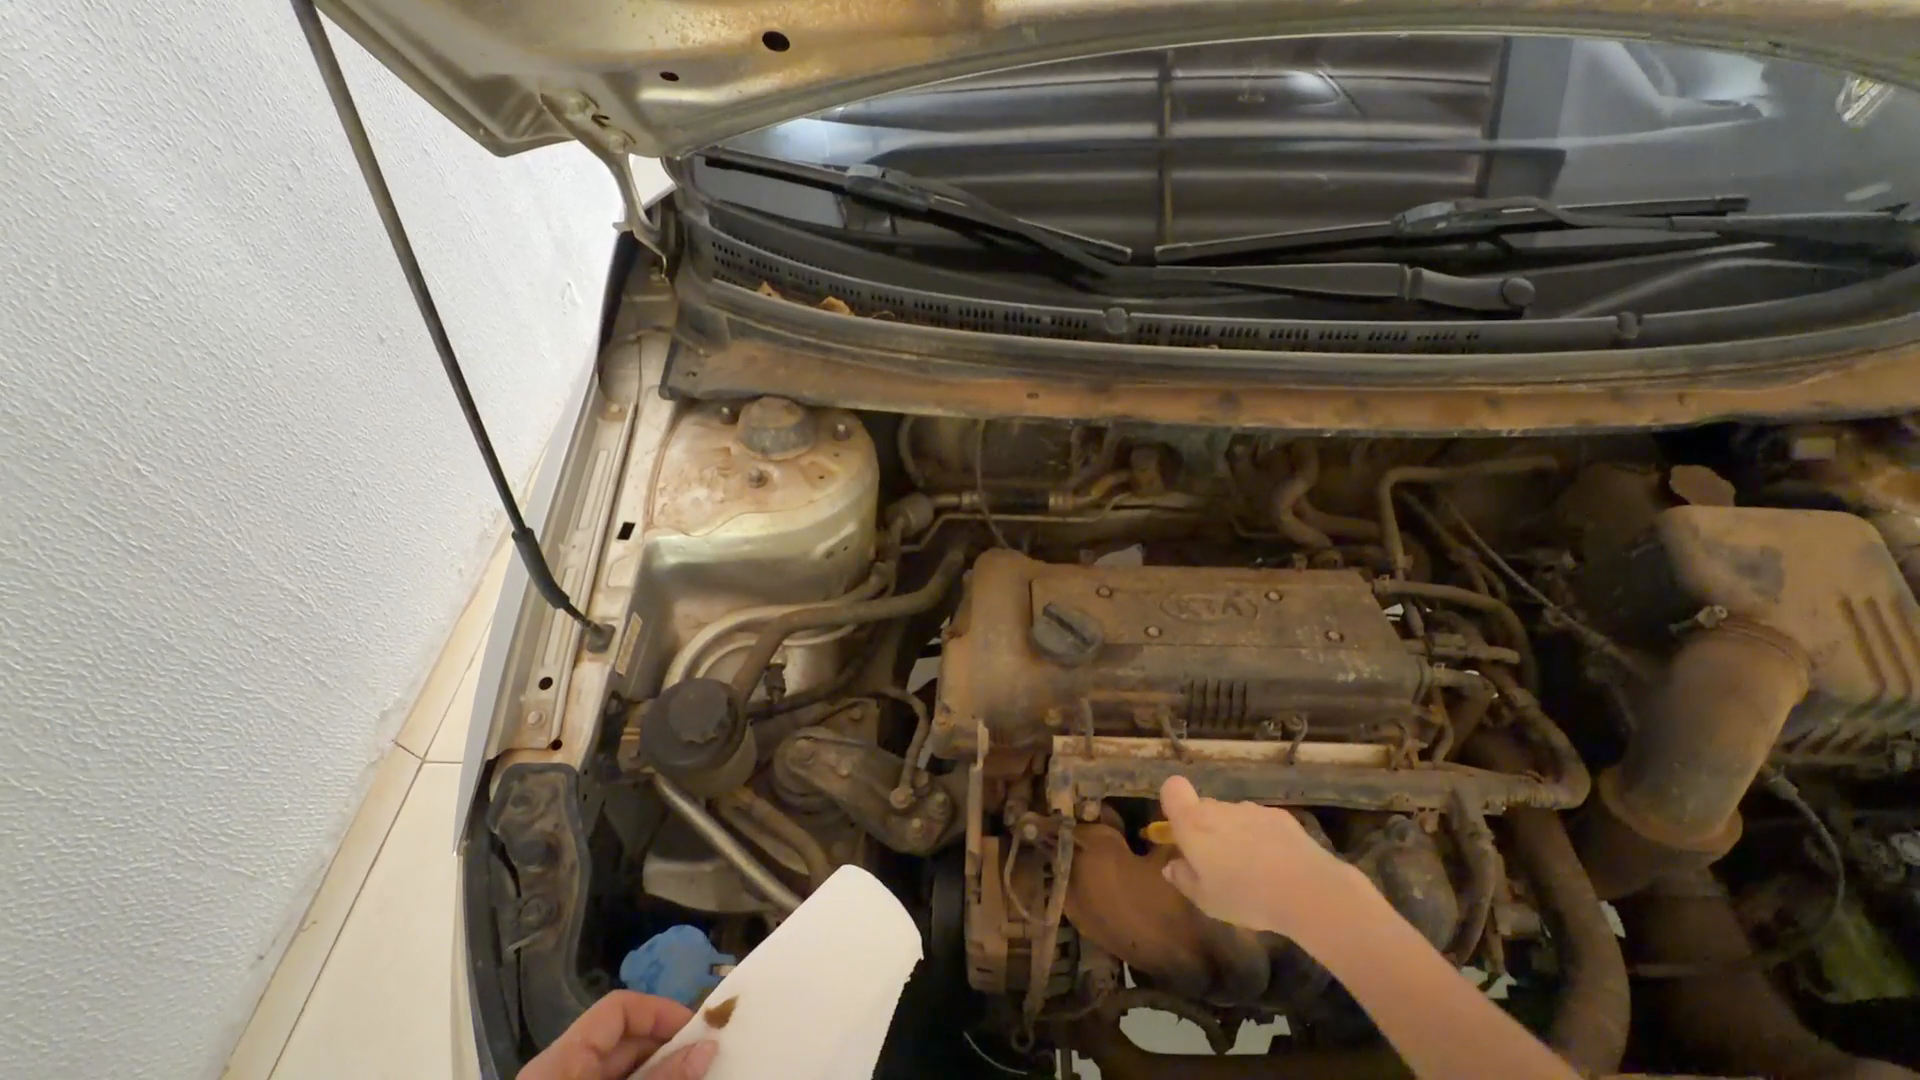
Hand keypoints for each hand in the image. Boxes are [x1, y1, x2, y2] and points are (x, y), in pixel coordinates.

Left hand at [519, 990, 718, 1079]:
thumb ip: (662, 1079)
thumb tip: (709, 1045)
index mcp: (563, 1057)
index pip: (620, 1007)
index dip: (661, 1011)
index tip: (698, 1029)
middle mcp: (561, 1070)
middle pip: (623, 1040)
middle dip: (667, 1046)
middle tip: (707, 1059)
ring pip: (621, 1071)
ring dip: (660, 1072)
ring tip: (696, 1075)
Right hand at [1158, 774, 1371, 939]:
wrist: (1308, 891)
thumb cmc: (1245, 896)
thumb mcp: (1206, 900)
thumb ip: (1184, 879)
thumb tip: (1171, 866)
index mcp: (1194, 824)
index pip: (1172, 789)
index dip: (1173, 804)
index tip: (1180, 831)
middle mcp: (1220, 808)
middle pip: (1204, 807)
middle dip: (1205, 830)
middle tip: (1216, 865)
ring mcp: (1252, 809)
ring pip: (1233, 817)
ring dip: (1235, 835)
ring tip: (1252, 871)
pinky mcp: (1281, 816)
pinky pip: (1259, 823)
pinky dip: (1261, 838)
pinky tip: (1276, 866)